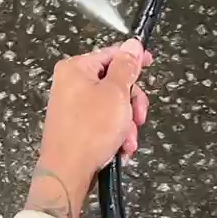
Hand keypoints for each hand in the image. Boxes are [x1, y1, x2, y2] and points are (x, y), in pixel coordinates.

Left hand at [24, 39, 151, 217]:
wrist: (67, 172)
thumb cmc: (88, 132)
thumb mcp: (116, 94)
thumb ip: (126, 67)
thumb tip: (132, 45)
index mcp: (76, 69)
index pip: (111, 54)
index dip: (133, 60)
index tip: (149, 62)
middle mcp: (70, 85)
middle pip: (115, 83)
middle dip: (131, 104)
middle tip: (138, 117)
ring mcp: (72, 107)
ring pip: (113, 107)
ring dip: (126, 124)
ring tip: (126, 140)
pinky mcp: (76, 127)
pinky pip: (103, 123)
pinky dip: (115, 135)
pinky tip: (119, 148)